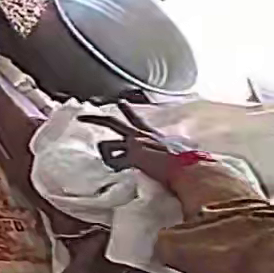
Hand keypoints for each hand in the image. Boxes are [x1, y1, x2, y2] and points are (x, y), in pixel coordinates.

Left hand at [78, 101, 192, 185]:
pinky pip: (113, 162)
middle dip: (95, 119)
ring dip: (108, 156)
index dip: (127, 110)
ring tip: (123, 165)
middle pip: (112, 123)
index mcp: (152, 135)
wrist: (192, 170)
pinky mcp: (130, 154)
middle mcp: (140, 135)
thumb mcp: (177, 153)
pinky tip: (127, 170)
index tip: (120, 102)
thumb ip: (167, 151)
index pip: (137, 119)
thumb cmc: (187, 165)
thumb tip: (181, 153)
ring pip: (105, 146)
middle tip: (81, 117)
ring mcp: (133, 143)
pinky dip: (116, 167)